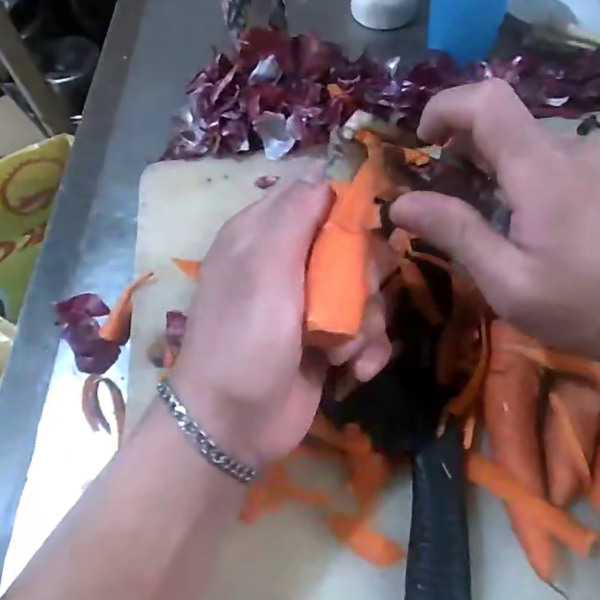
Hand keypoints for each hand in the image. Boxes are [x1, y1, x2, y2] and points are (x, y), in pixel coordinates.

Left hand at [168, 175, 389, 467]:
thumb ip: (294, 215)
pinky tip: (355, 369)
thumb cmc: (244, 338)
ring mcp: (310, 304)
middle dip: (363, 277)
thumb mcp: (263, 267)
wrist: (232, 426)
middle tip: (352, 301)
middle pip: (352, 246)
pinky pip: (367, 329)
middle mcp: (288, 263)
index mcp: (263, 235)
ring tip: (344, 350)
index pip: (317, 198)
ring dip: (366, 322)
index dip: (345, 212)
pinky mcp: (328, 340)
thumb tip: (322, 173)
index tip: (361, 235)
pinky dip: (368, 349)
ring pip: (367, 290)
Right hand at [388, 80, 599, 380]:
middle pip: (502, 117)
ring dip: (489, 161)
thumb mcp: (507, 281)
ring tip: (479, 217)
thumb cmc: (584, 306)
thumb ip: (454, 232)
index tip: (421, 144)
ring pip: (524, 140)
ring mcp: (591, 164)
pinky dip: (516, 173)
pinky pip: (547, 159)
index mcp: (539, 168)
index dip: (444, 106)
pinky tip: (521, 223)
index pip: (486, 99)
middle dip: (460, 142)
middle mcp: (567, 152)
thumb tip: (400, 202)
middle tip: (442, 193)